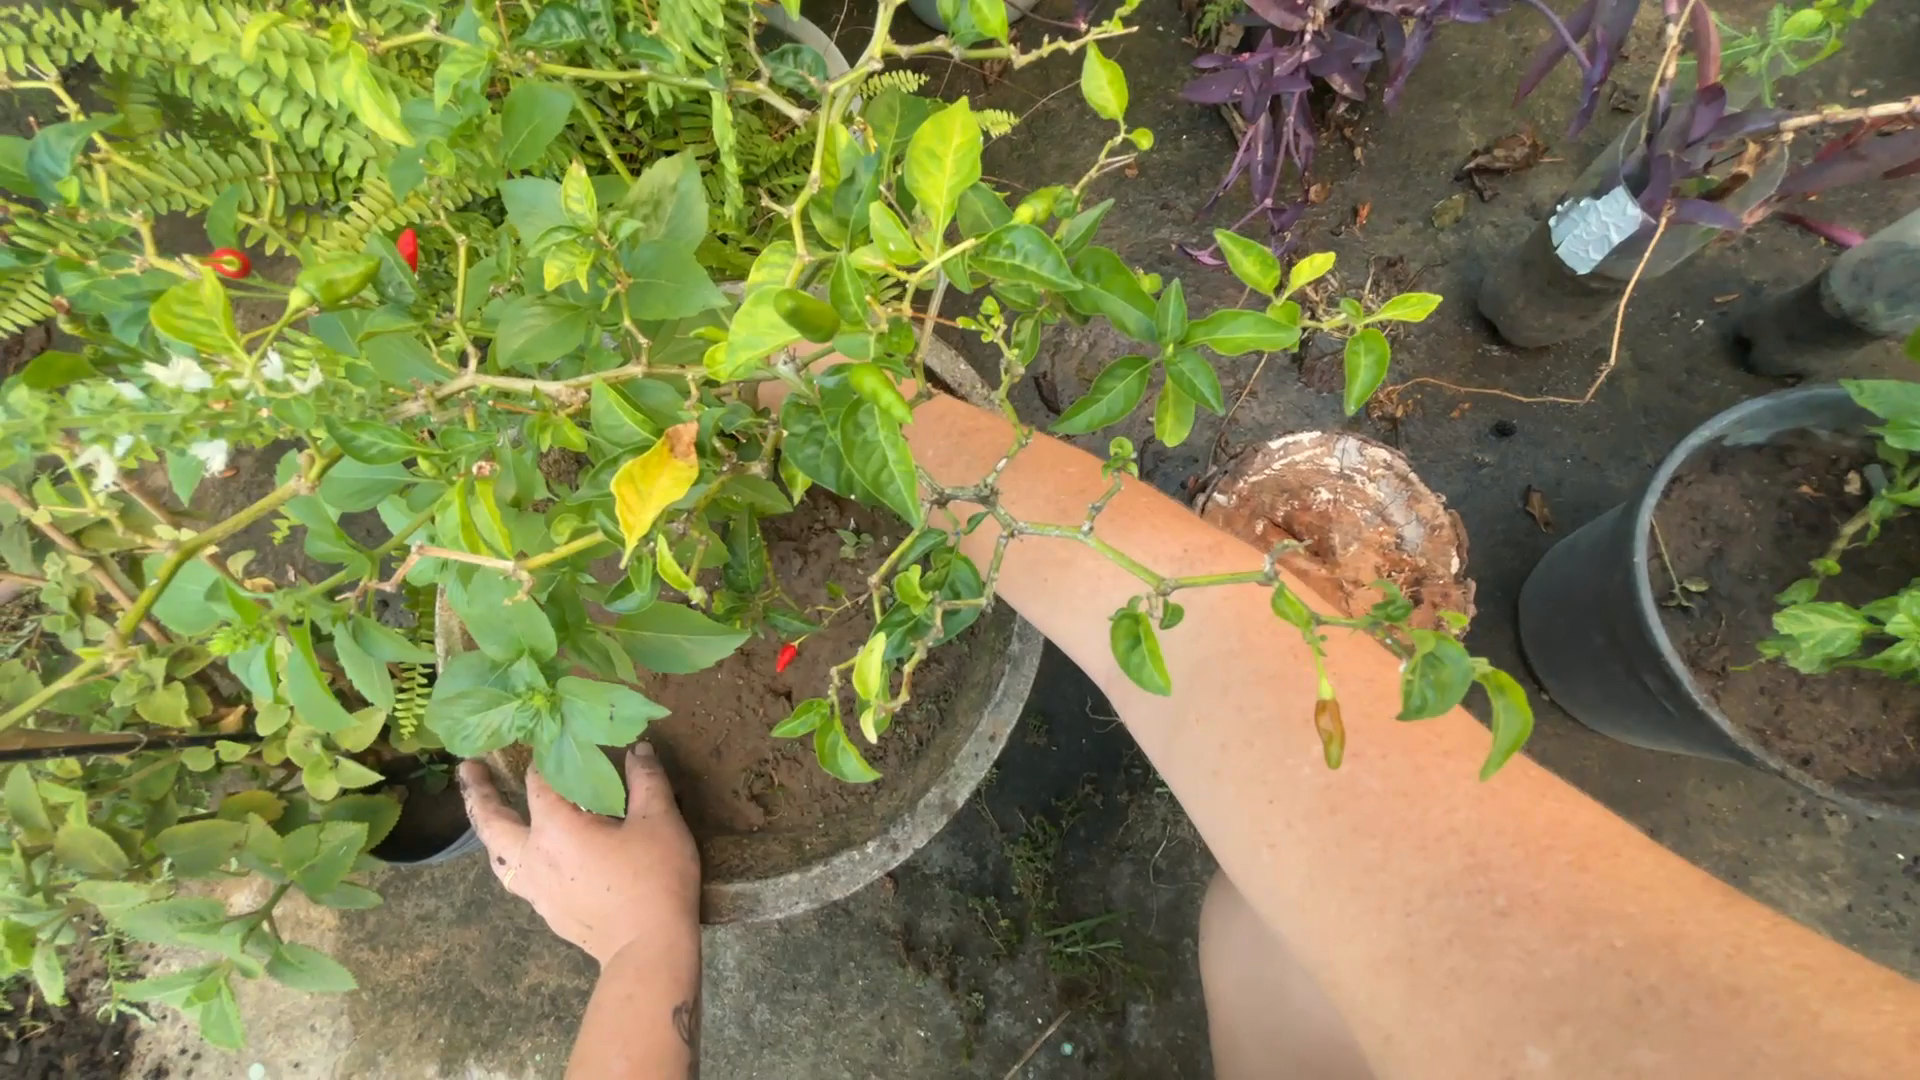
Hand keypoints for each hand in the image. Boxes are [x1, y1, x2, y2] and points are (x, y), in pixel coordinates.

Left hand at [457, 743, 699, 966]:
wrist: (649, 946)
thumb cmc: (655, 876)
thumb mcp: (659, 818)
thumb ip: (646, 778)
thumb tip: (638, 748)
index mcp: (557, 828)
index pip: (539, 783)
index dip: (541, 757)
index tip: (542, 736)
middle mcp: (534, 857)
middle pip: (493, 822)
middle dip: (478, 793)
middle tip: (467, 768)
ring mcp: (536, 890)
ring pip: (498, 855)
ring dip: (489, 830)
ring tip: (487, 814)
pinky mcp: (547, 911)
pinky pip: (517, 876)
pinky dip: (513, 855)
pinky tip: (531, 854)